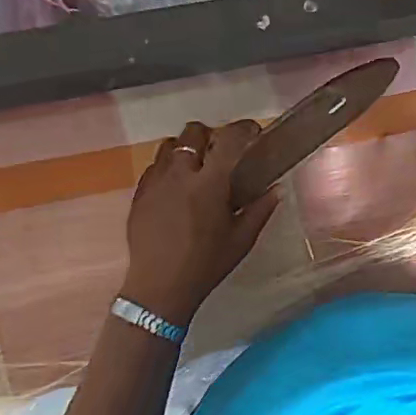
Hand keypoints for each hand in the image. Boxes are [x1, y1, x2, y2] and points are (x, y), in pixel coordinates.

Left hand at [120, 120, 281, 324]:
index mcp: (210, 183)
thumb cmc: (206, 265)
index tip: (253, 132)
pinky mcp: (139, 193)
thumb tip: (276, 190)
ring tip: (195, 166)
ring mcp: (156, 181)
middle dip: (210, 135)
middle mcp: (181, 174)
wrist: (160, 285)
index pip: (228, 140)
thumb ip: (259, 211)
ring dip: (185, 149)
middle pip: (193, 133)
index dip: (243, 129)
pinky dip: (167, 168)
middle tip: (220, 151)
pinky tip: (174, 187)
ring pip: (169, 146)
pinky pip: (153, 167)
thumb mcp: (241, 241)